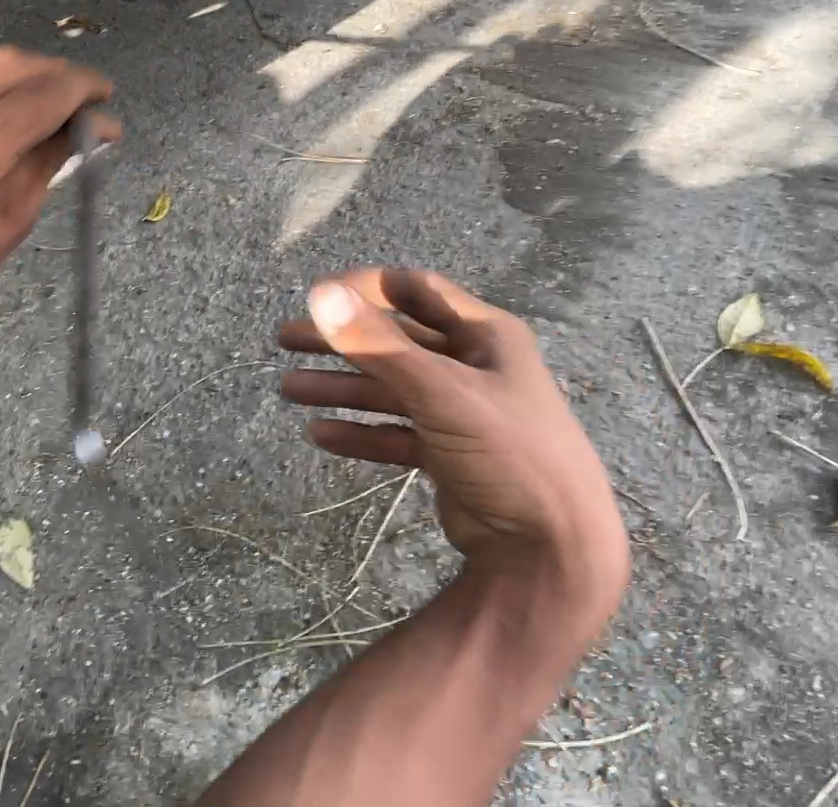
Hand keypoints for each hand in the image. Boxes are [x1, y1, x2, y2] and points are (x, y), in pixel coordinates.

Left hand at [0, 46, 116, 338]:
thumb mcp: (4, 227)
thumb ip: (47, 165)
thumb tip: (94, 128)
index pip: (41, 95)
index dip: (81, 88)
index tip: (106, 95)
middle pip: (7, 65)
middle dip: (51, 73)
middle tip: (78, 97)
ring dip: (11, 88)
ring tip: (34, 117)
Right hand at [279, 270, 627, 597]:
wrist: (552, 549)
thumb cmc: (508, 452)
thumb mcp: (442, 392)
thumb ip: (379, 345)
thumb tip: (320, 294)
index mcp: (485, 336)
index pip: (417, 291)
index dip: (366, 288)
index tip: (315, 295)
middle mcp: (473, 367)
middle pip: (394, 341)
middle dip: (340, 340)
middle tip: (285, 339)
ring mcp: (461, 413)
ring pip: (390, 390)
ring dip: (341, 389)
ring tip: (289, 390)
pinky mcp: (449, 454)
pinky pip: (395, 433)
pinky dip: (360, 432)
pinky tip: (321, 435)